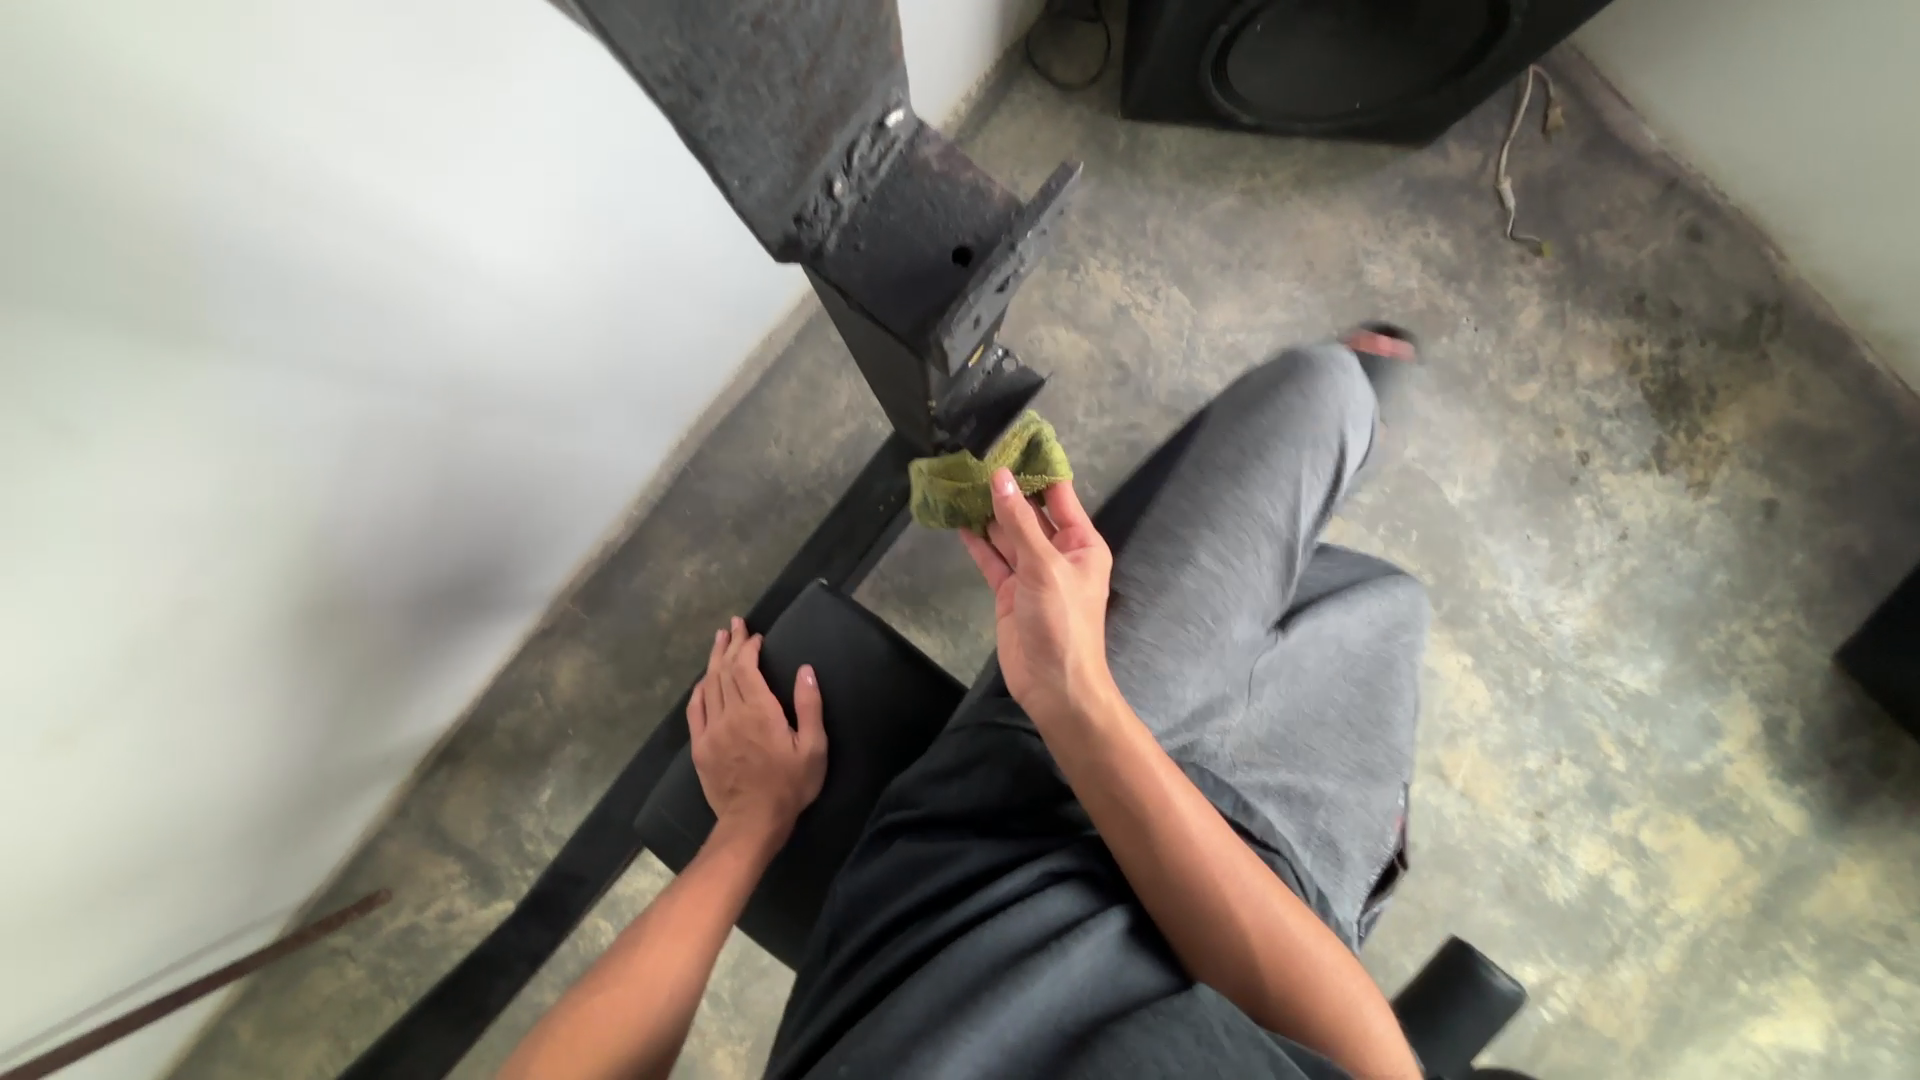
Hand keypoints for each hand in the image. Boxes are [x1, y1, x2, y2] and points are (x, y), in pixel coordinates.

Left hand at [687, 617, 827, 840]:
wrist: (753, 822)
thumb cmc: (790, 785)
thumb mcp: (814, 747)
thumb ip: (809, 706)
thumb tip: (805, 670)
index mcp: (759, 711)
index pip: (746, 667)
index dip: (748, 647)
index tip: (756, 635)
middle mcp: (731, 714)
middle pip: (725, 670)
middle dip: (730, 644)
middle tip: (734, 625)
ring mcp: (711, 730)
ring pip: (709, 685)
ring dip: (714, 660)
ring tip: (719, 640)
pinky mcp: (700, 746)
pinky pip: (696, 709)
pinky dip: (700, 689)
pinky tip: (704, 680)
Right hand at [959, 469, 1119, 726]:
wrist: (1055, 686)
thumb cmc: (1063, 623)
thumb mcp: (1044, 567)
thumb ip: (1020, 523)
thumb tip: (1001, 478)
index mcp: (1082, 543)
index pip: (1058, 495)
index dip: (1036, 469)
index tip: (1011, 443)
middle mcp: (1059, 553)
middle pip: (1030, 513)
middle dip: (1006, 489)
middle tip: (976, 460)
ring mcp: (1032, 573)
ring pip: (1007, 535)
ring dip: (988, 513)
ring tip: (961, 484)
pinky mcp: (1010, 592)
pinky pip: (993, 559)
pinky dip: (977, 542)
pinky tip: (959, 521)